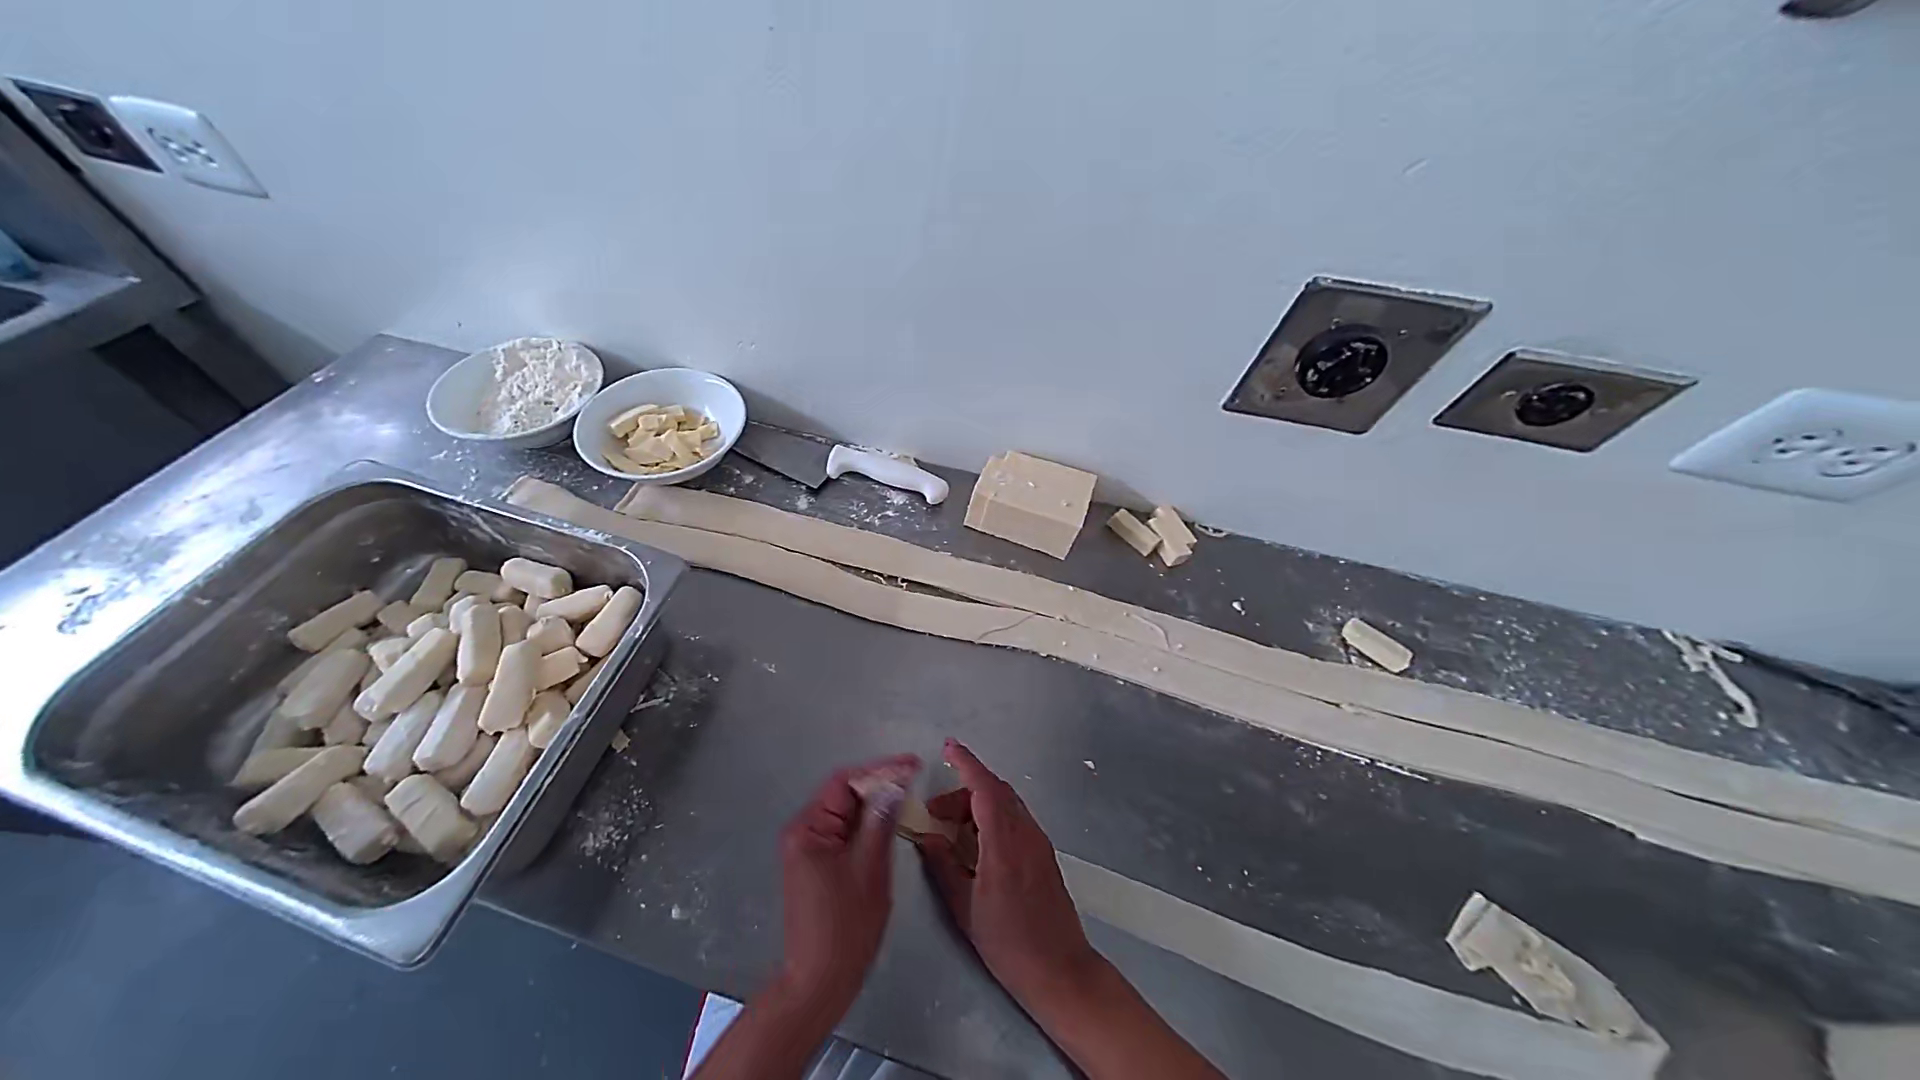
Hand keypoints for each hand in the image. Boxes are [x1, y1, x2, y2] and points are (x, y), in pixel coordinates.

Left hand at [776, 753, 919, 1006]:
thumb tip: (894, 784)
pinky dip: (868, 823)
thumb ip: (881, 821)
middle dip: (879, 783)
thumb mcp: (870, 869)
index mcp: (807, 829)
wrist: (820, 981)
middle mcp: (802, 832)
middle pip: (844, 794)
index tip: (912, 765)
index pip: (844, 782)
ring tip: (908, 793)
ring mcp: (809, 848)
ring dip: (875, 802)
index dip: (880, 770)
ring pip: (846, 812)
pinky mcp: (819, 863)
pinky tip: (890, 820)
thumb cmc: (845, 926)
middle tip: (914, 777)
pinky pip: (845, 830)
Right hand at [913, 740, 1099, 1006]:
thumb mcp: (965, 908)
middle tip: (935, 812)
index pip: (984, 788)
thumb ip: (943, 866)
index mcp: (1004, 842)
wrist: (1060, 970)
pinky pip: (1015, 818)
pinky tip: (976, 841)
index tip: (948, 748)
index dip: (966, 764)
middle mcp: (1026, 833)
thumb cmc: (1008, 943)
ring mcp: (1038, 842)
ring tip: (951, 827)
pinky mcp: (1044, 854)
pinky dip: (993, 816)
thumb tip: (927, 837)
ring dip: (978, 803)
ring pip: (1006, 803)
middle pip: (995, 791)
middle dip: (963, 790)